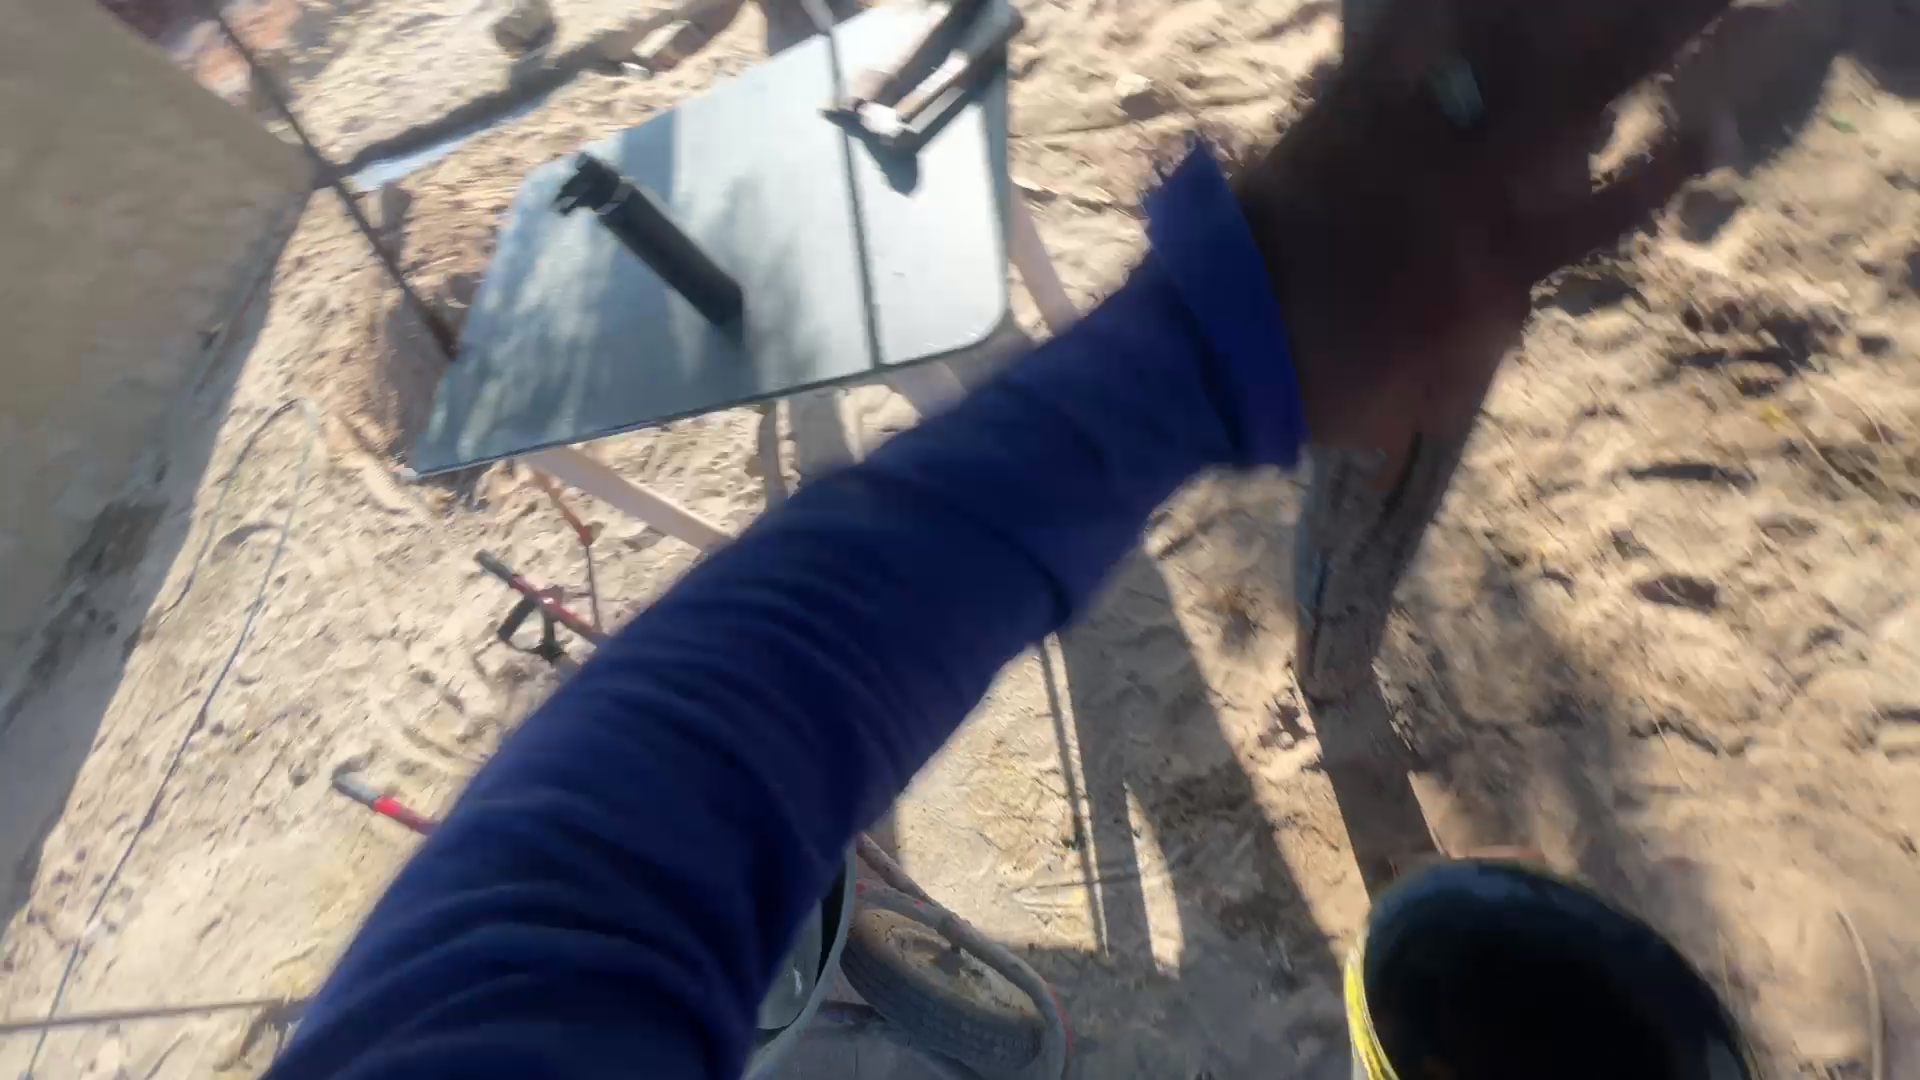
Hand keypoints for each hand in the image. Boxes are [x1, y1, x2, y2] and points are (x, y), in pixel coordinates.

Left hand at [1236, 0, 1732, 453]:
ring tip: (1599, 2)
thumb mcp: (1393, 409)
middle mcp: (1467, 197)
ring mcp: (1404, 153)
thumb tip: (1491, 330)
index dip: (1659, 174)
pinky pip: (1397, 51)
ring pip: (1508, 59)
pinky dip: (1431, 19)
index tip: (1702, 135)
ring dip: (1561, 15)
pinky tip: (1449, 2)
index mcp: (1489, 274)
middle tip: (1706, 2)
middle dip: (1655, 39)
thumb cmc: (1305, 393)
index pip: (1605, 214)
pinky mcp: (1336, 129)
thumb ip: (1455, 373)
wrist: (1215, 351)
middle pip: (1584, 99)